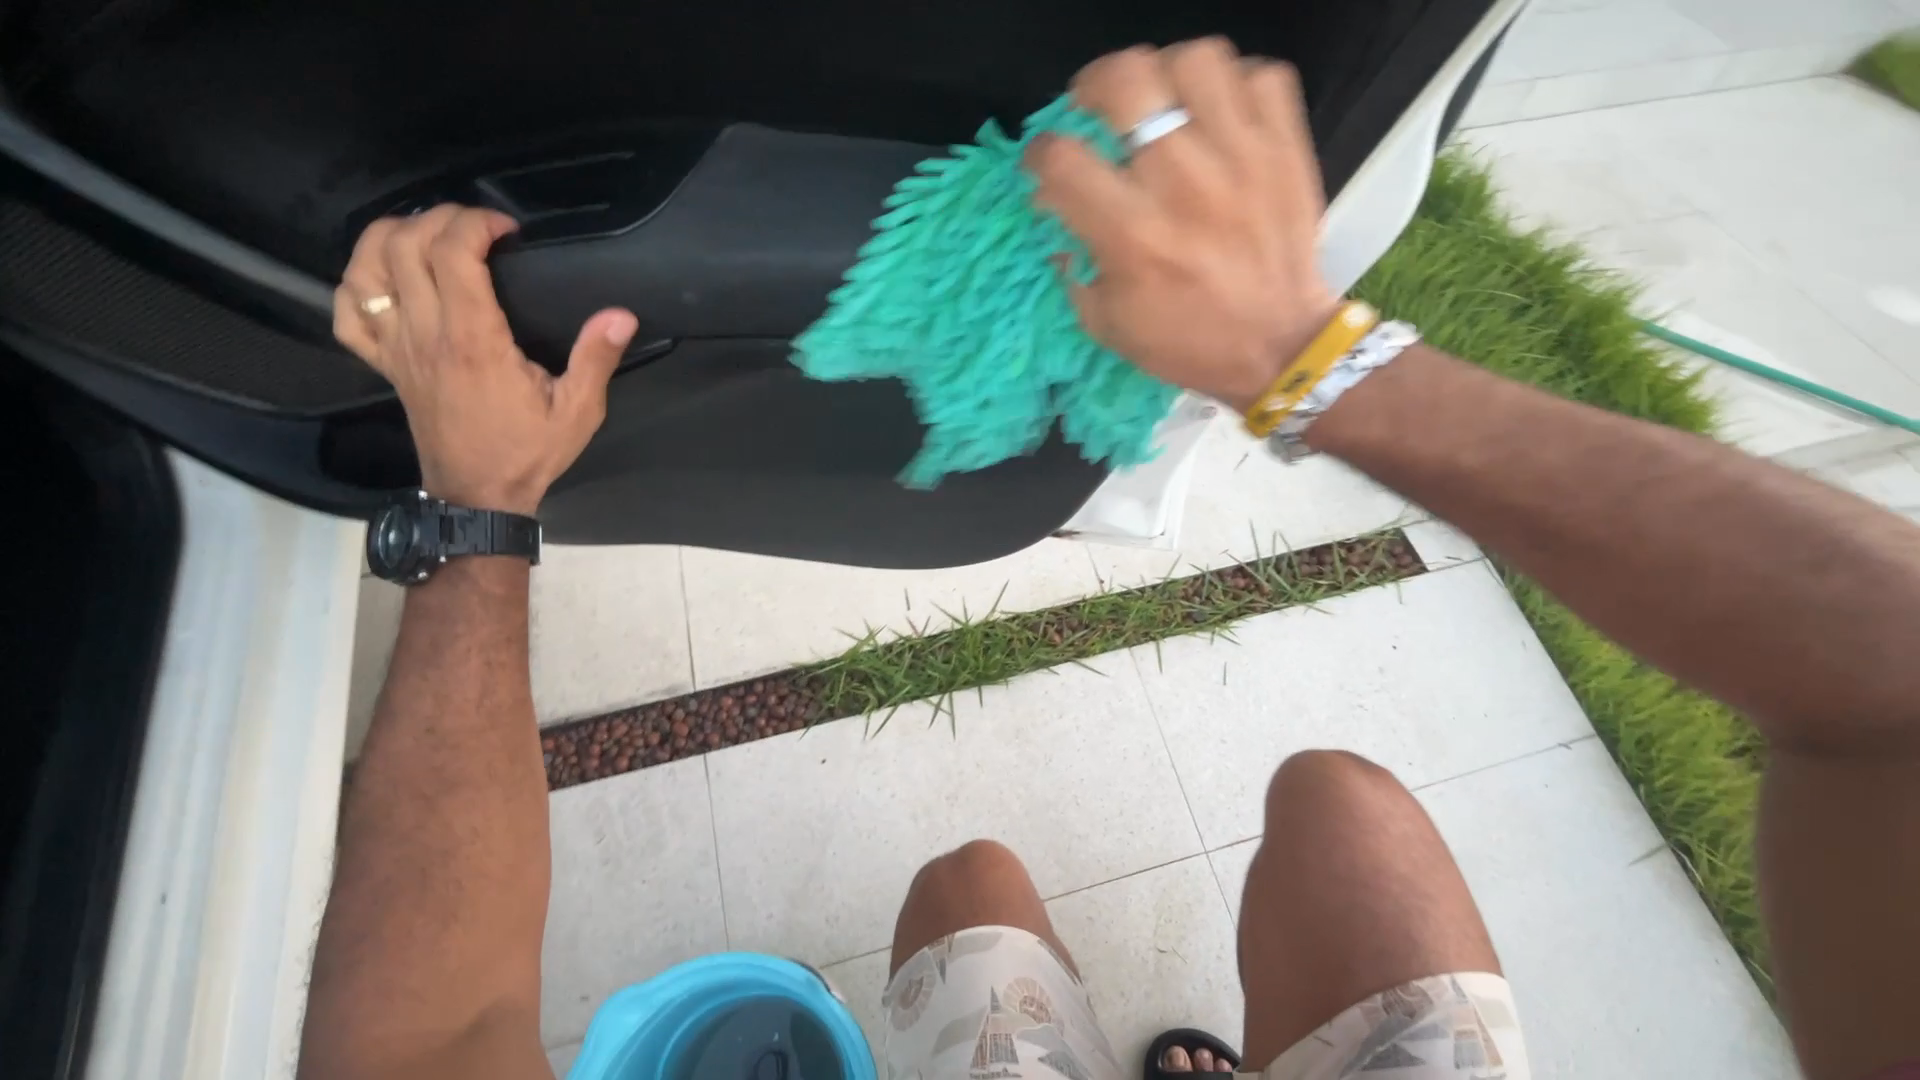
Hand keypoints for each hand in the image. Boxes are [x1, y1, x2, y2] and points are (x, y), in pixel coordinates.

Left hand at [333, 204, 637, 514]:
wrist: (479, 496)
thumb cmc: (529, 451)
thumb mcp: (579, 410)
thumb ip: (596, 359)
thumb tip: (621, 315)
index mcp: (473, 340)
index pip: (452, 253)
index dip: (475, 223)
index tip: (507, 230)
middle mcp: (425, 335)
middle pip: (404, 245)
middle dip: (438, 218)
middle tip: (475, 227)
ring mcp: (396, 349)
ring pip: (364, 268)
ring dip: (389, 237)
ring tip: (428, 235)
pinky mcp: (384, 364)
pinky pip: (346, 312)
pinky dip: (357, 282)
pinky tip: (385, 278)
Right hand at [1025, 39, 1340, 411]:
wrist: (1277, 348)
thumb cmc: (1184, 341)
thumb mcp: (1106, 323)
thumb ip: (1072, 265)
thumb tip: (1056, 207)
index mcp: (1131, 234)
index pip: (1062, 158)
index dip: (1039, 153)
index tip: (1045, 164)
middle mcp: (1181, 182)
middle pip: (1127, 80)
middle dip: (1095, 84)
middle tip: (1097, 107)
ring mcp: (1240, 158)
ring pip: (1196, 60)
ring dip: (1167, 75)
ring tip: (1163, 103)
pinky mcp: (1284, 149)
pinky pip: (1262, 76)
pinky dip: (1235, 85)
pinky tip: (1219, 115)